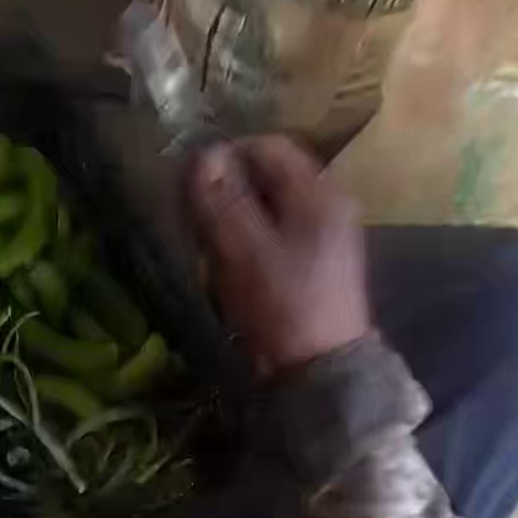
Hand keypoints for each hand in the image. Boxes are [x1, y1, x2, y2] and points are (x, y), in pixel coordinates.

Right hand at [189, 137, 371, 372]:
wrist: (317, 368)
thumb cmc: (283, 305)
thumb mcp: (247, 252)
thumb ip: (224, 204)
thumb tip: (203, 156)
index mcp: (319, 194)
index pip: (268, 148)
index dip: (227, 157)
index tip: (191, 182)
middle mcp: (325, 206)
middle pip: (267, 180)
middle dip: (226, 195)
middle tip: (195, 219)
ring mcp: (320, 237)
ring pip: (265, 211)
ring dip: (232, 224)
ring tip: (207, 249)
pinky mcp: (309, 265)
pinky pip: (270, 238)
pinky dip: (245, 245)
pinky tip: (227, 269)